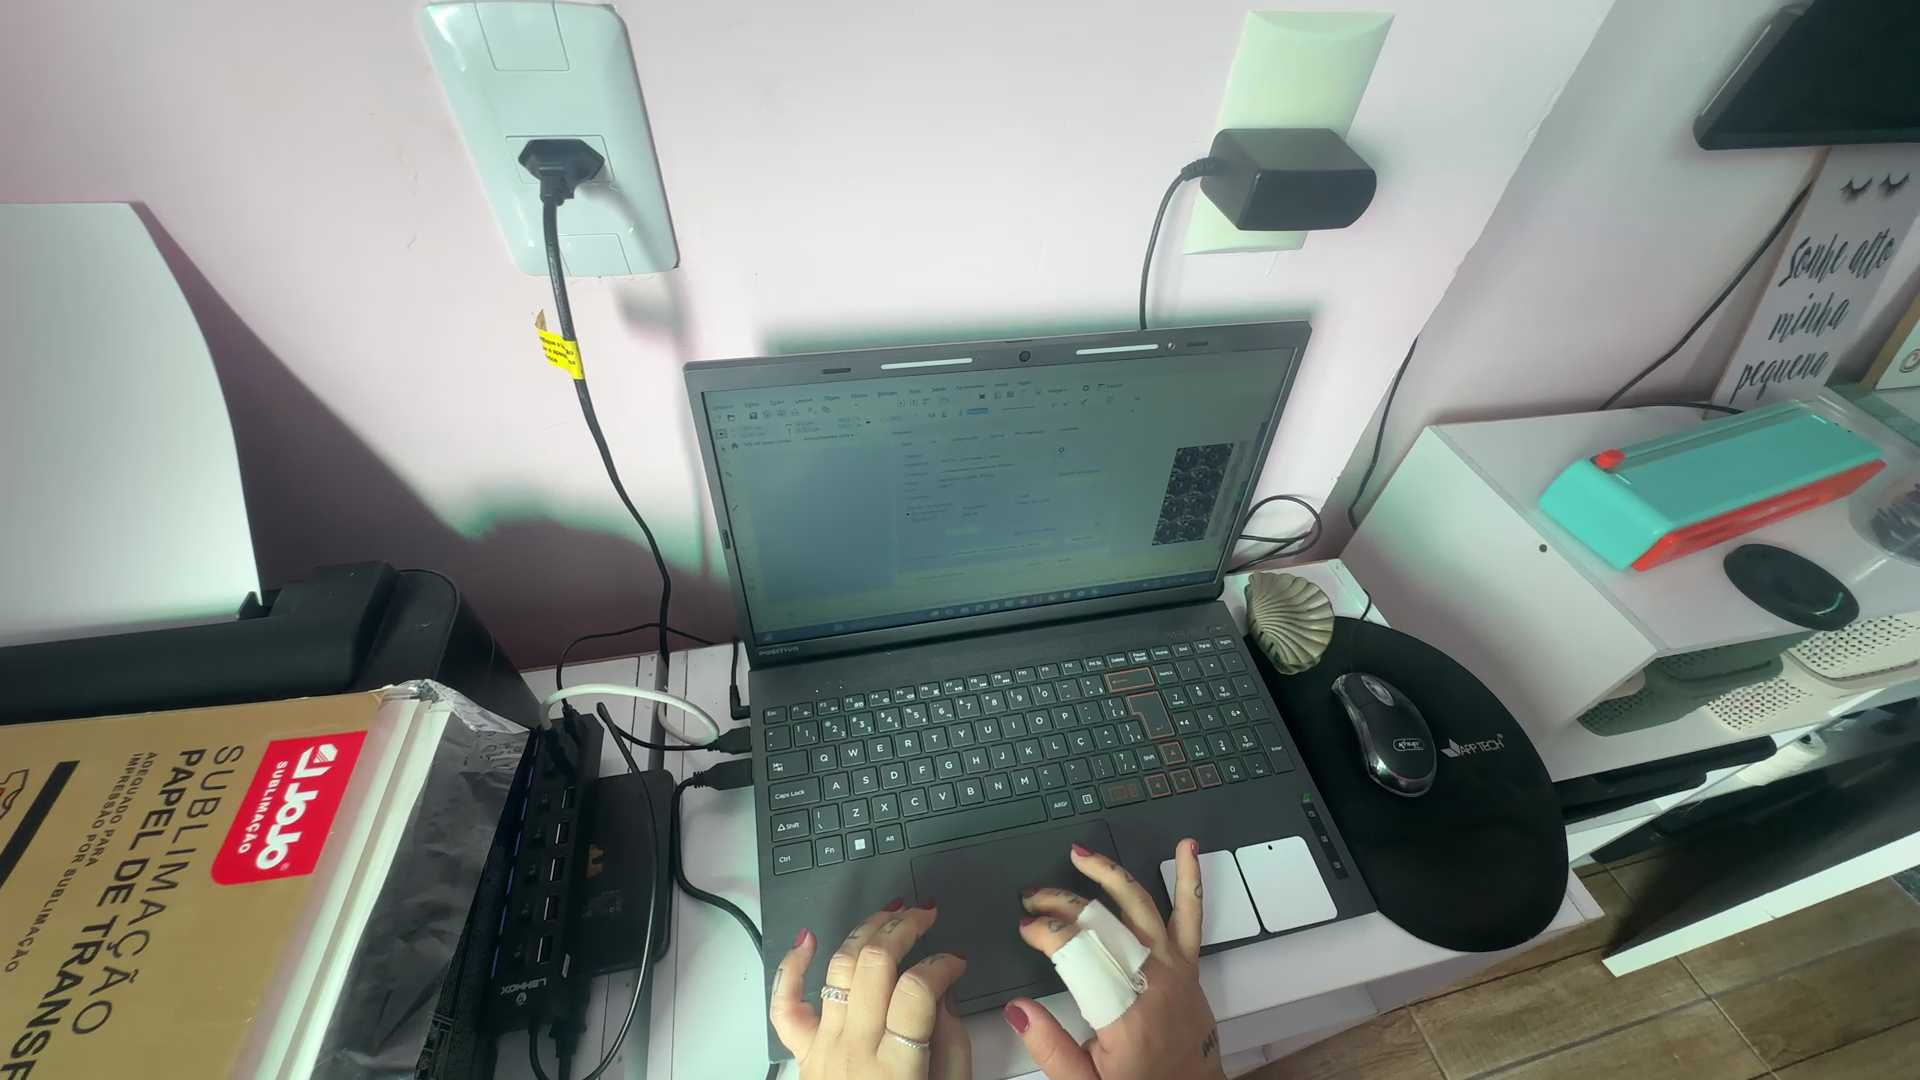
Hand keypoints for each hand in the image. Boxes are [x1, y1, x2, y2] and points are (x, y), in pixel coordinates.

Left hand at [770, 897, 970, 1079]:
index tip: (956, 961)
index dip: (942, 963)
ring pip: (839, 965)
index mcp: (895, 1070)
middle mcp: (853, 1052)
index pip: (917, 989)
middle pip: (875, 963)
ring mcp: (823, 1049)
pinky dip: (792, 966)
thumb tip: (944, 987)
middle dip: (906, 927)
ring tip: (890, 914)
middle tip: (927, 916)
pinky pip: (785, 1004)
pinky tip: (808, 939)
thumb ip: (953, 1040)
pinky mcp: (803, 1053)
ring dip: (866, 928)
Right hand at [1004, 839, 1223, 1079]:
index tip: (1026, 926)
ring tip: (1080, 854)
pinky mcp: (1187, 963)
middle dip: (1061, 902)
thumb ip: (1050, 1049)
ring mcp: (1173, 967)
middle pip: (1101, 921)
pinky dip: (1189, 879)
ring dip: (1107, 874)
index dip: (1046, 931)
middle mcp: (1152, 980)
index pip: (1077, 952)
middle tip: (1033, 897)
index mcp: (1125, 1013)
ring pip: (1139, 903)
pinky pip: (1191, 914)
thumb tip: (1018, 1008)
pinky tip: (1187, 849)